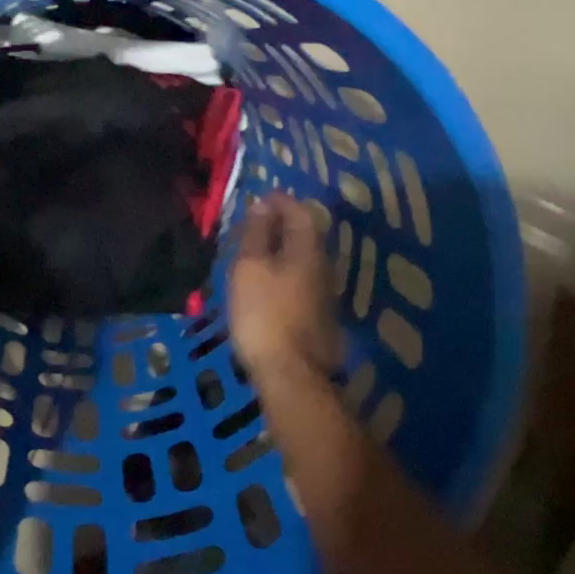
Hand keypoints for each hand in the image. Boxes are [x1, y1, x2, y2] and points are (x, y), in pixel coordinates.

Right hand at [228, 194, 337, 380]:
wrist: (290, 374)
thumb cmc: (264, 314)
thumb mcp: (250, 267)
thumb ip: (258, 233)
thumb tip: (263, 204)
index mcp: (308, 250)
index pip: (300, 212)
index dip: (280, 201)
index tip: (258, 199)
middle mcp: (323, 267)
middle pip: (306, 235)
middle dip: (281, 224)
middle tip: (253, 223)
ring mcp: (324, 294)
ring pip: (303, 259)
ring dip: (282, 249)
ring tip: (254, 252)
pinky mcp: (318, 317)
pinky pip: (301, 280)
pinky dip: (283, 271)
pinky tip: (266, 283)